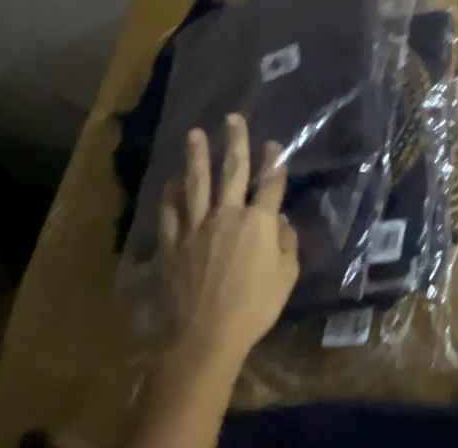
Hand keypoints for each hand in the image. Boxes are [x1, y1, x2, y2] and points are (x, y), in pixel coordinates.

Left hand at [157, 113, 299, 363]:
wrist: (204, 338)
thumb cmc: (254, 308)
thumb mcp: (286, 276)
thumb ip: (286, 244)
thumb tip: (279, 222)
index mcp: (259, 222)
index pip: (270, 183)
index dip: (275, 162)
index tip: (275, 145)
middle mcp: (227, 216)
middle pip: (233, 171)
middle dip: (235, 142)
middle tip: (232, 118)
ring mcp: (195, 229)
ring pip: (196, 184)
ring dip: (197, 157)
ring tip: (195, 134)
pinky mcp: (172, 246)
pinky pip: (170, 213)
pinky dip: (171, 195)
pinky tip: (172, 181)